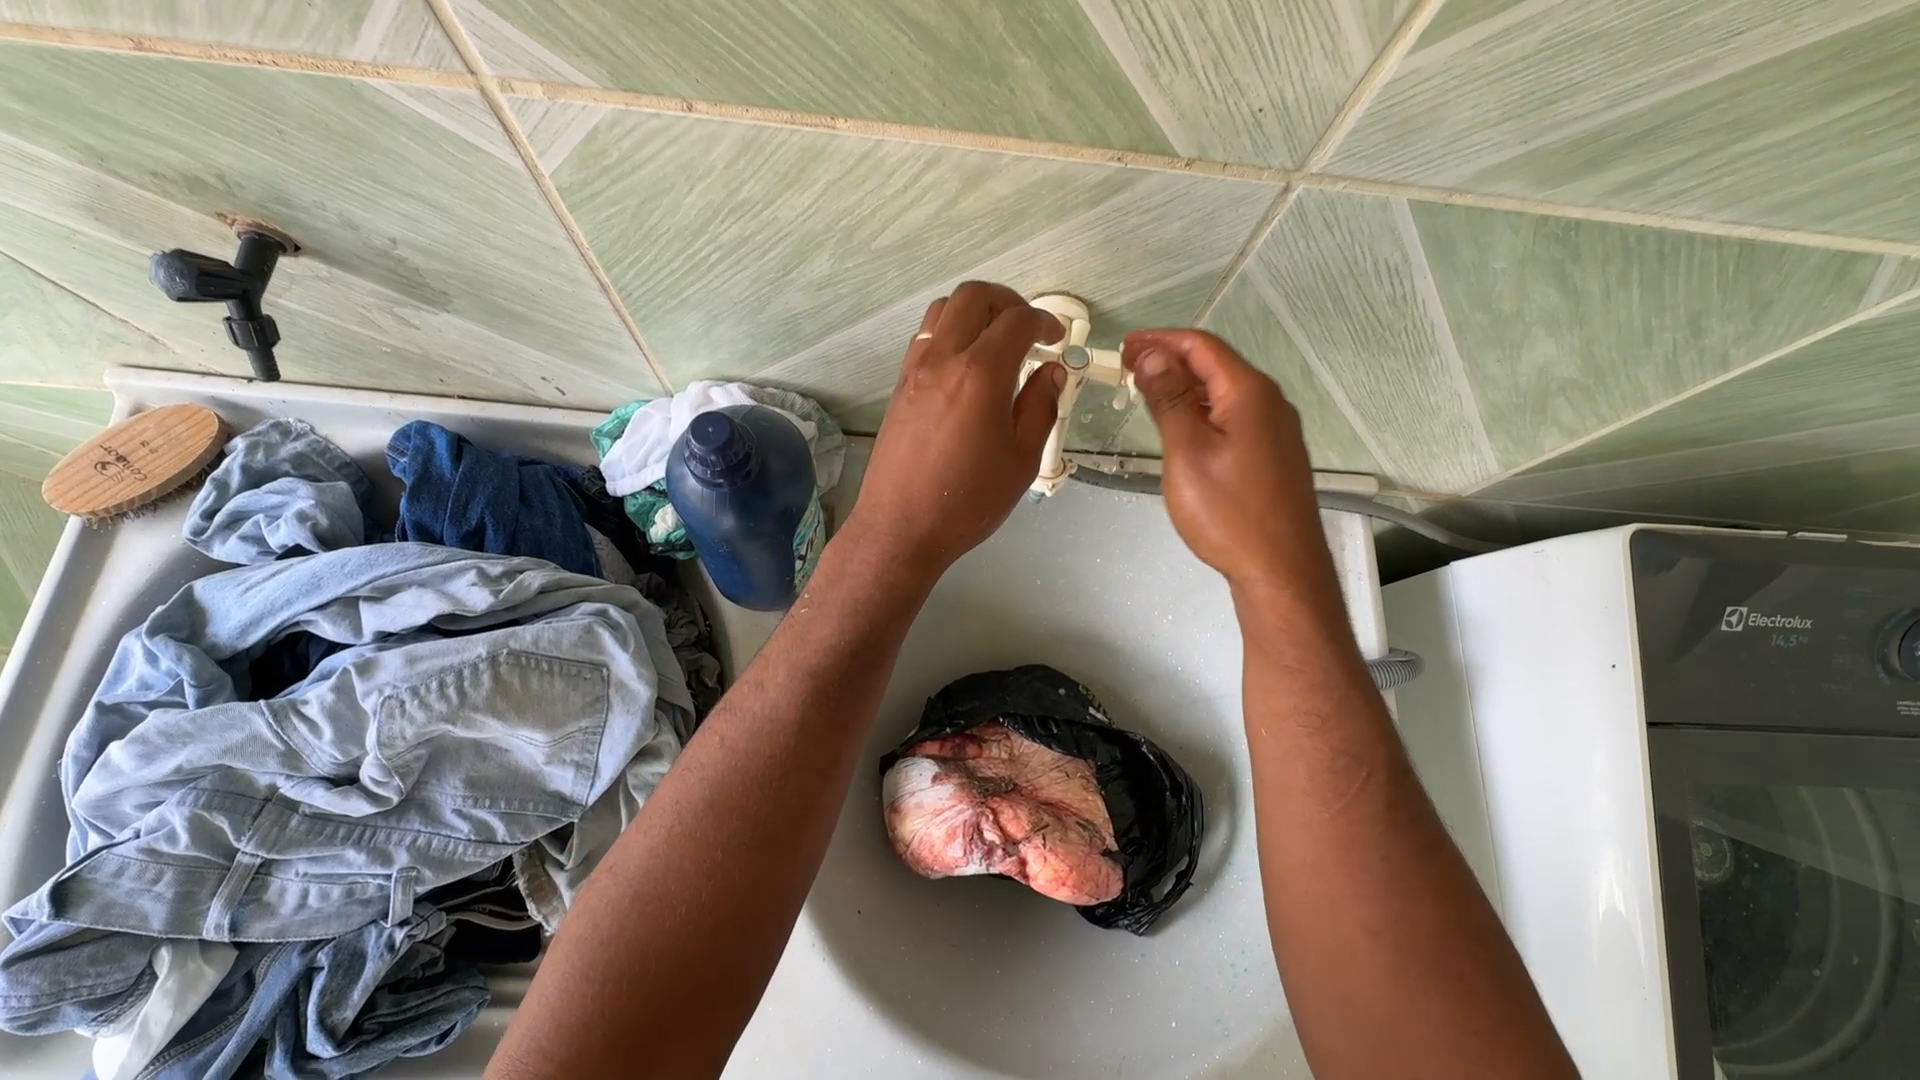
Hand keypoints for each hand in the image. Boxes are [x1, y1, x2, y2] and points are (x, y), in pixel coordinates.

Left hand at [847, 282, 1064, 583]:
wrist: (900, 528)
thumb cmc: (967, 501)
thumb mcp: (1021, 460)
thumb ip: (1040, 407)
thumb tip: (1051, 372)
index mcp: (980, 374)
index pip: (1017, 321)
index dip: (1044, 322)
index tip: (1056, 339)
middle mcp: (942, 359)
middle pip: (974, 296)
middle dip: (1008, 302)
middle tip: (1028, 328)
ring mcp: (914, 369)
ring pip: (942, 309)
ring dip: (974, 312)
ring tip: (996, 341)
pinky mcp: (899, 386)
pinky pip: (925, 337)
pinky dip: (950, 332)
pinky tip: (966, 365)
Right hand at [1123, 329, 1333, 601]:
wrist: (1280, 569)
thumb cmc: (1228, 511)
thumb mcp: (1187, 451)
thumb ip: (1170, 399)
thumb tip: (1154, 355)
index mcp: (1249, 393)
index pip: (1202, 346)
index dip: (1160, 340)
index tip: (1124, 347)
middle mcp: (1269, 402)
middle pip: (1216, 366)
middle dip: (1170, 360)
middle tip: (1129, 368)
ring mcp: (1276, 430)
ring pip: (1224, 392)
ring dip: (1185, 386)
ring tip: (1147, 394)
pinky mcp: (1274, 455)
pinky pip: (1234, 416)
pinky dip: (1202, 410)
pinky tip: (1183, 427)